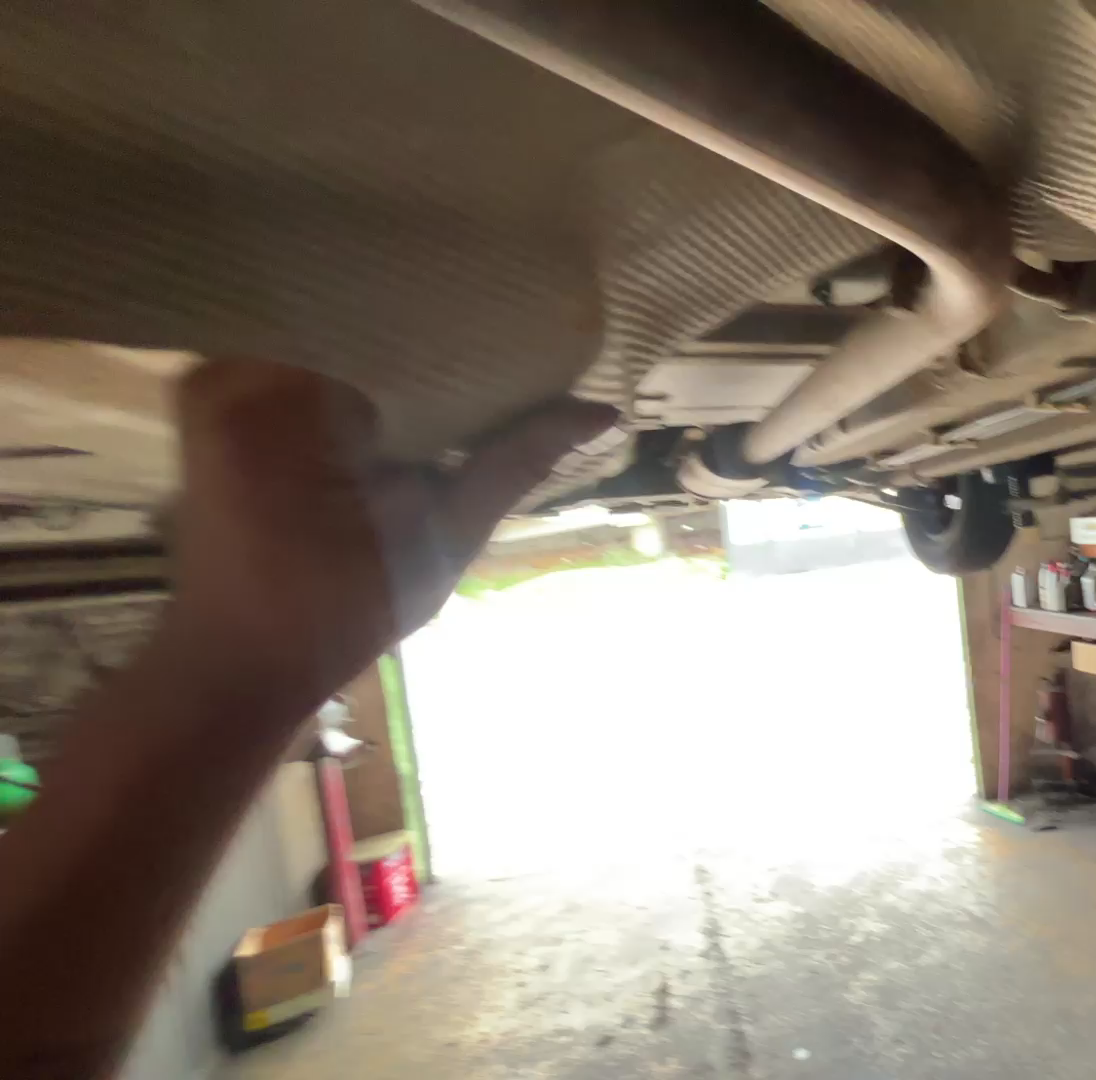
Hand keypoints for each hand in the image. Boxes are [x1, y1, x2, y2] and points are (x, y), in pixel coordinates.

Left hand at [160, 359, 617, 706]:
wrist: (243, 663)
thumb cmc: (341, 612)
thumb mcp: (448, 535)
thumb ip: (517, 461)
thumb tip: (601, 411)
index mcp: (280, 406)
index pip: (391, 326)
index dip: (469, 325)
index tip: (534, 325)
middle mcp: (231, 375)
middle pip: (364, 324)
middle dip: (447, 338)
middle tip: (527, 340)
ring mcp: (220, 384)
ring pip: (346, 339)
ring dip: (417, 357)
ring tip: (492, 358)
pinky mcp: (227, 403)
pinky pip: (320, 363)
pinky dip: (383, 377)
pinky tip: (437, 390)